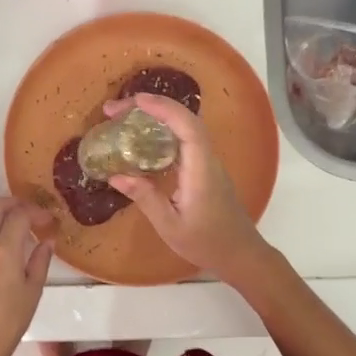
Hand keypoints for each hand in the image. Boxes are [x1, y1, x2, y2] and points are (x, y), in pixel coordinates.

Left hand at [0, 197, 54, 355]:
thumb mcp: (33, 290)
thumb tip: (47, 240)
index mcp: (5, 250)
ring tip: (2, 225)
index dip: (37, 213)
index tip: (47, 221)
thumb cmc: (11, 320)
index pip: (20, 215)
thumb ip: (40, 260)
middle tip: (27, 215)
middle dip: (14, 204)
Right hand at [105, 93, 268, 279]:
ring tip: (124, 118)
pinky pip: (184, 141)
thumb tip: (116, 176)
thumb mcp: (170, 226)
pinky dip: (163, 131)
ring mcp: (208, 163)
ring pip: (185, 128)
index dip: (163, 109)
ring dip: (156, 117)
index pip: (186, 127)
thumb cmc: (206, 243)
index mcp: (201, 170)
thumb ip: (145, 198)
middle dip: (152, 107)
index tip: (134, 102)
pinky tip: (142, 139)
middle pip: (185, 120)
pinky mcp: (205, 170)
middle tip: (116, 110)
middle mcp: (207, 160)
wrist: (240, 254)